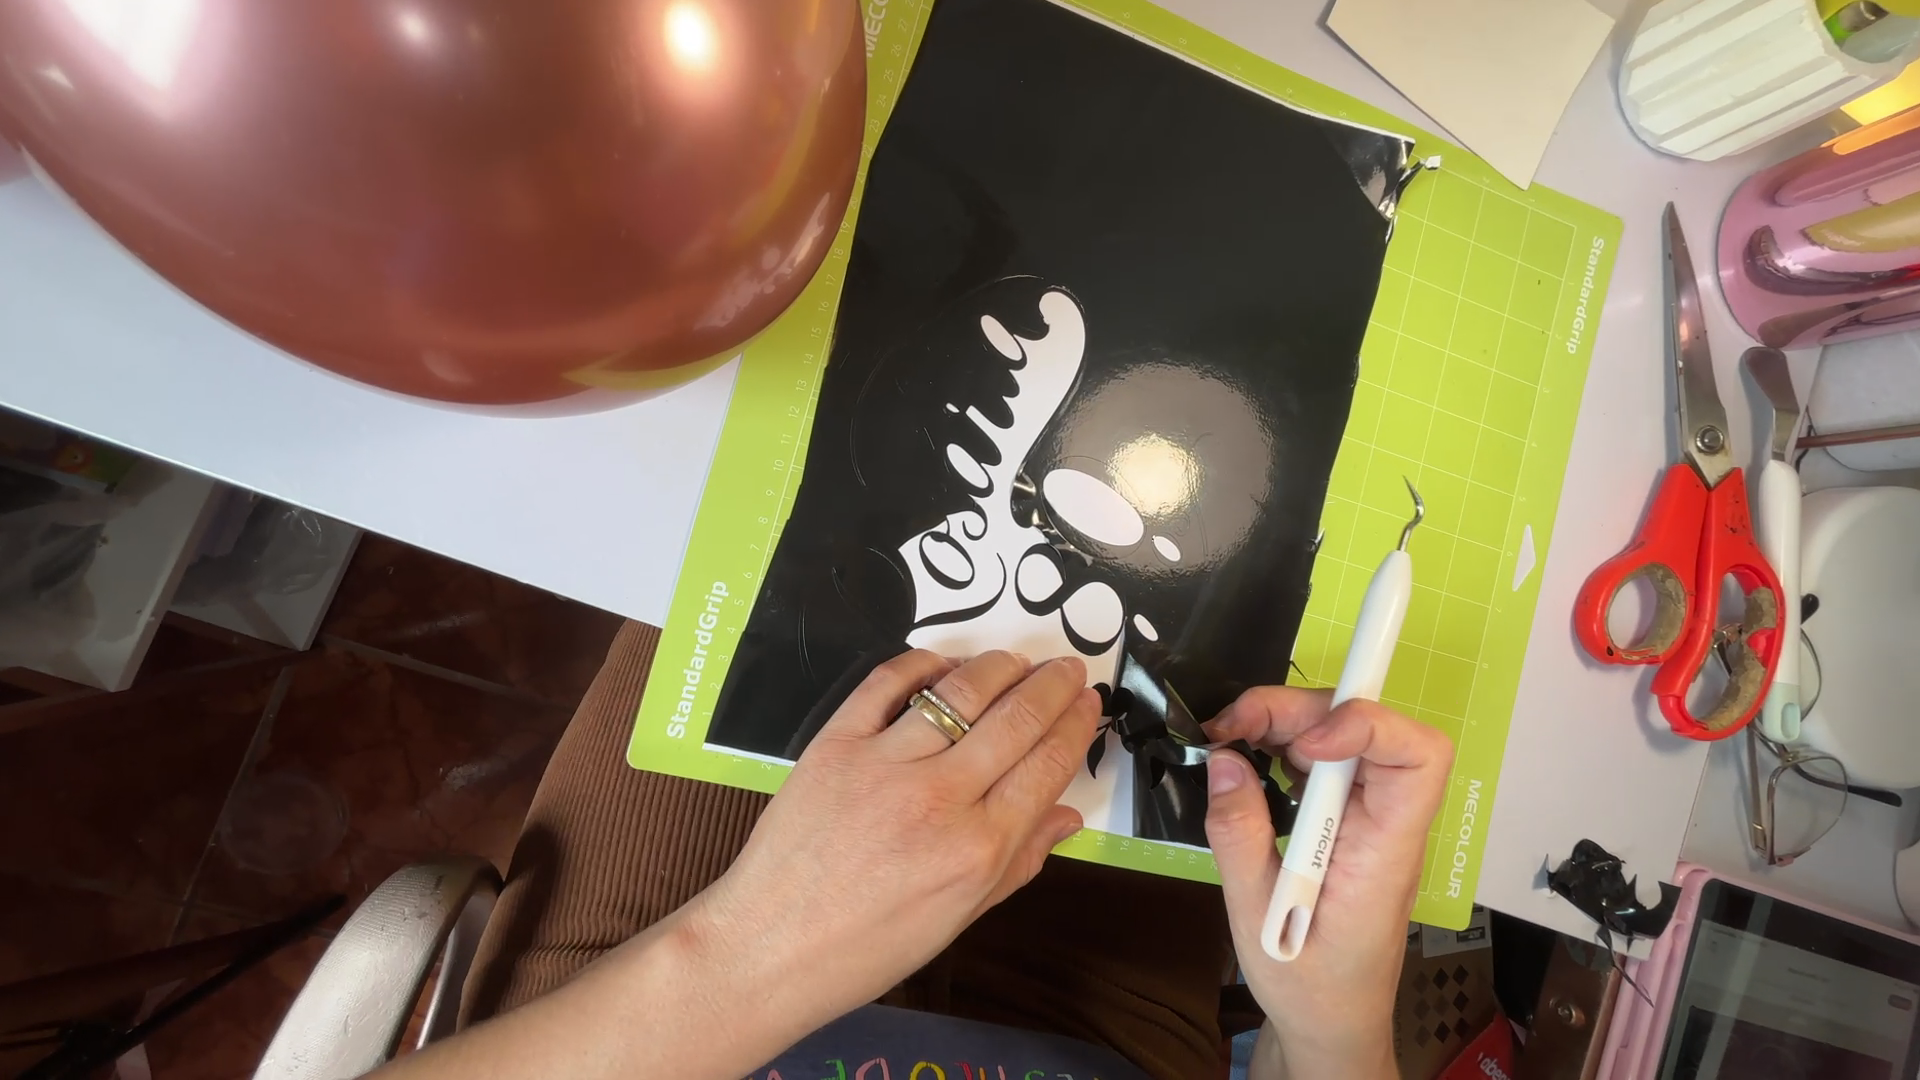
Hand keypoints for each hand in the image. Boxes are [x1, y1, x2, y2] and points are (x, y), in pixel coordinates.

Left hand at [692, 649, 1101, 1037]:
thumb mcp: (960, 918)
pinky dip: (922, 661)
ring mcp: (884, 762)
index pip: (1047, 765)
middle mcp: (939, 797)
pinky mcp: (836, 740)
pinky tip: (944, 662)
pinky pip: (888, 682)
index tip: (1089, 701)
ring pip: (960, 691)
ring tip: (1017, 660)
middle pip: (1015, 719)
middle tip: (1068, 665)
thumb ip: (1020, 861)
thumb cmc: (871, 946)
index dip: (1076, 725)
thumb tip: (1069, 815)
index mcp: (978, 849)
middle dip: (1053, 684)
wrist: (769, 946)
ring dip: (999, 666)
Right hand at [1202, 689, 1453, 1078]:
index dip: (1366, 726)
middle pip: (1365, 730)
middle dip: (1294, 710)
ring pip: (1337, 732)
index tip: (1302, 743)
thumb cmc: (1307, 986)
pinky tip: (1240, 754)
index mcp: (1384, 850)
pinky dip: (1274, 739)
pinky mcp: (1338, 813)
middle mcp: (1382, 819)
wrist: (1331, 1024)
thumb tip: (1222, 758)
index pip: (1418, 759)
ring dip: (1278, 718)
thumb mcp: (1256, 917)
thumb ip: (1239, 837)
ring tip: (1223, 735)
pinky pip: (1317, 755)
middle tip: (1226, 726)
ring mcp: (1362, 813)